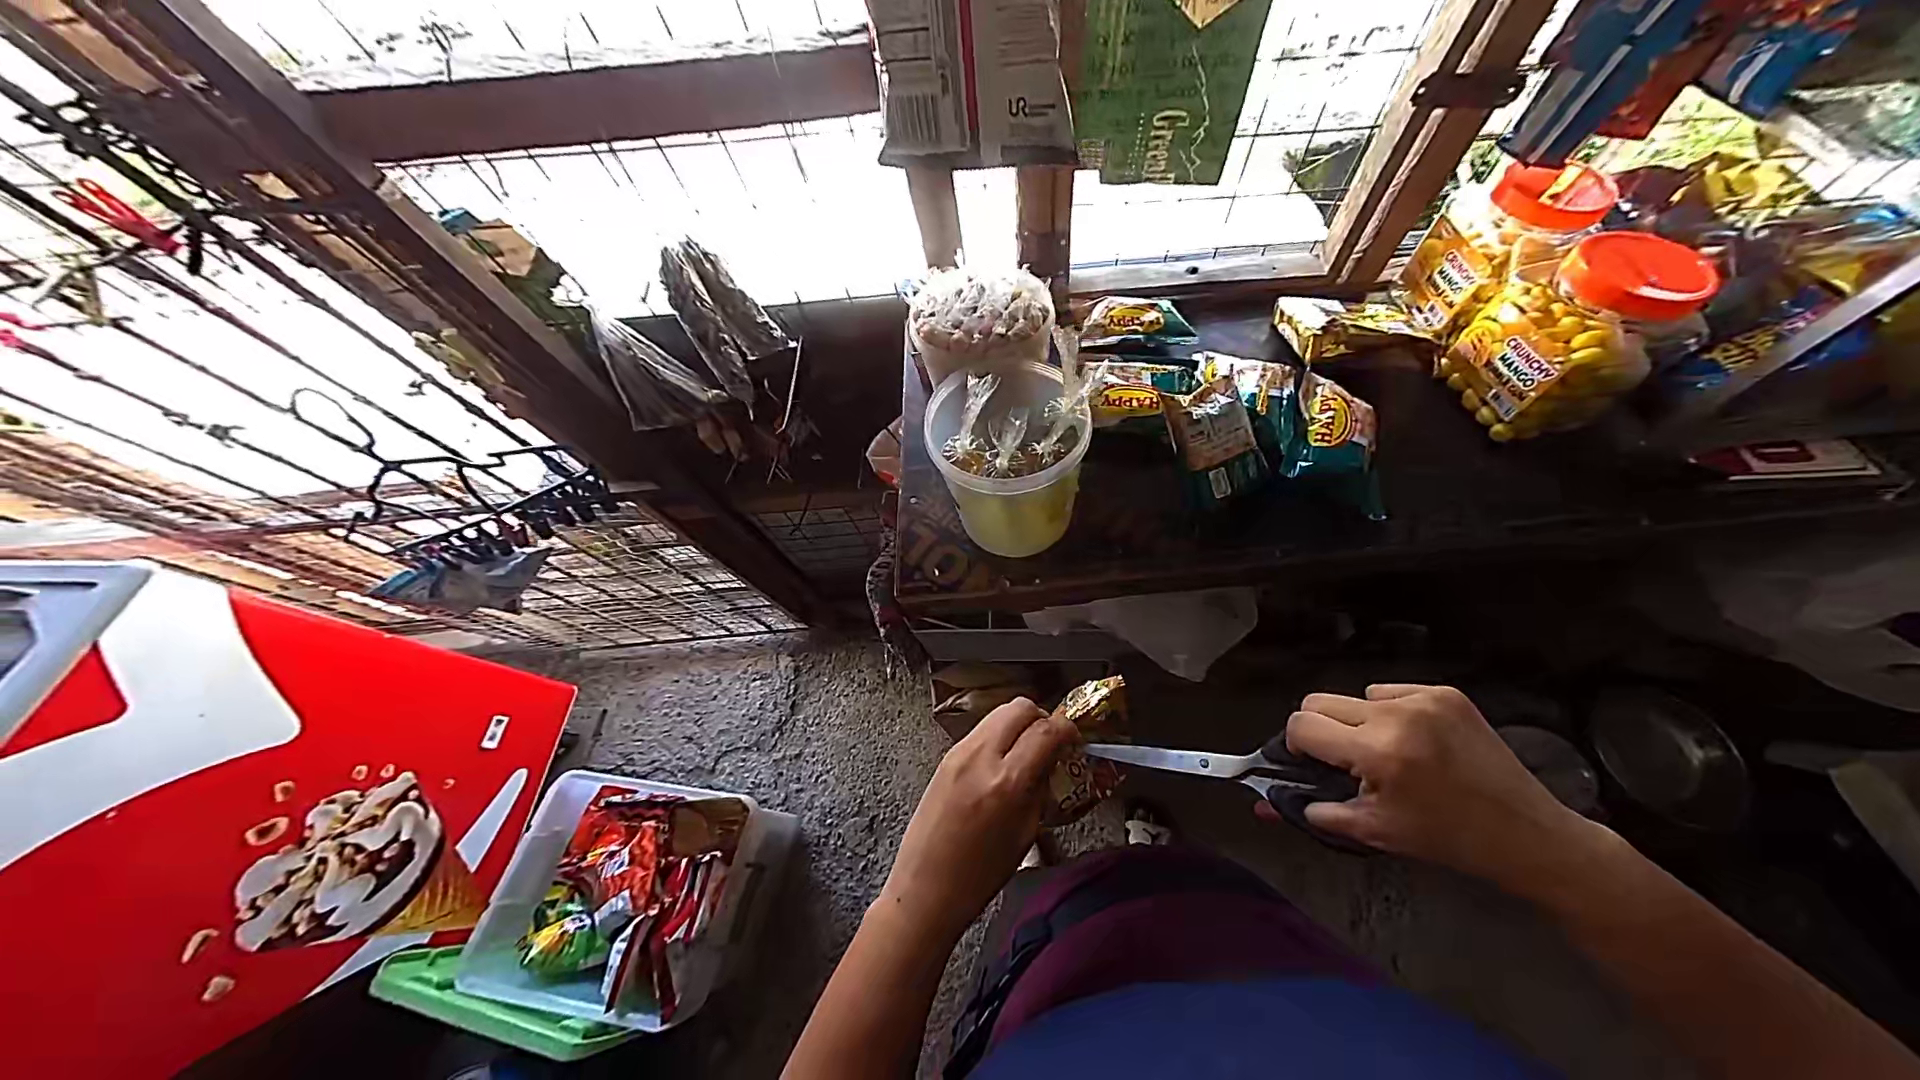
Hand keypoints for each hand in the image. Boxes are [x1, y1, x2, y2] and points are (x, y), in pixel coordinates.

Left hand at [877, 697, 1077, 939]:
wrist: (925, 887)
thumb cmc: (979, 874)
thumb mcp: (1025, 833)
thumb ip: (1040, 788)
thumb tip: (1051, 760)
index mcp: (1006, 782)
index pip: (1046, 730)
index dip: (1067, 728)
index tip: (1074, 736)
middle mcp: (980, 757)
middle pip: (1019, 707)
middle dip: (1041, 717)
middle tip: (1051, 739)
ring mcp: (958, 753)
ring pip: (998, 713)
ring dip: (1018, 723)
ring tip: (1027, 750)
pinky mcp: (945, 757)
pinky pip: (980, 730)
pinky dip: (998, 735)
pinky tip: (1003, 761)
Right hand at [1276, 684, 1600, 889]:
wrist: (1529, 836)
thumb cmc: (1448, 839)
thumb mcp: (1373, 831)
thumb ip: (1313, 811)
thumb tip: (1264, 805)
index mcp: (1378, 752)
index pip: (1302, 724)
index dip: (1296, 745)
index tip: (1310, 762)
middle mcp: (1397, 716)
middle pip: (1319, 701)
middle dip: (1320, 729)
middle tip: (1344, 759)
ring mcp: (1424, 699)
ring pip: (1355, 695)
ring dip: (1357, 720)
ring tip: (1387, 752)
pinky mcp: (1446, 693)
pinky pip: (1390, 691)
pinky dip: (1388, 711)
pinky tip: (1414, 740)